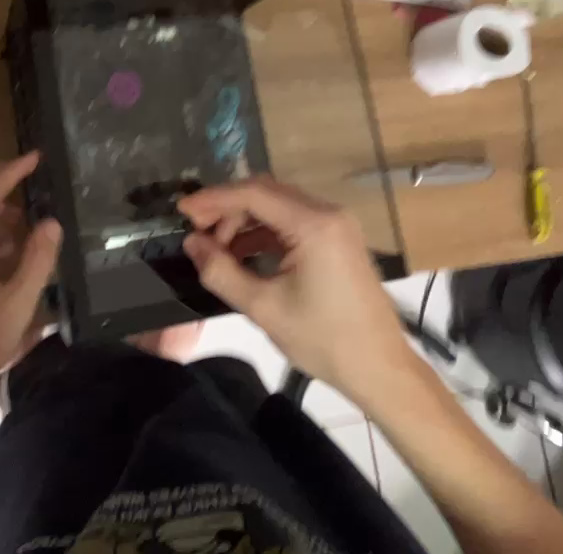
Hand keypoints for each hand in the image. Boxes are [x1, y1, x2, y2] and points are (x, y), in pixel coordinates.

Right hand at [180, 178, 412, 406]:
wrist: (381, 370)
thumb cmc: (324, 340)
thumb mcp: (263, 308)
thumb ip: (221, 272)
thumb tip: (192, 244)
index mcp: (314, 224)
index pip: (253, 194)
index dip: (213, 199)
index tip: (182, 212)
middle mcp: (327, 213)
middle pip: (265, 193)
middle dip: (227, 209)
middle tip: (196, 233)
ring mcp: (336, 225)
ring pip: (278, 206)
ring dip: (244, 222)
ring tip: (217, 250)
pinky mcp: (337, 240)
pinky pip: (292, 222)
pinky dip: (264, 233)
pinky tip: (243, 255)